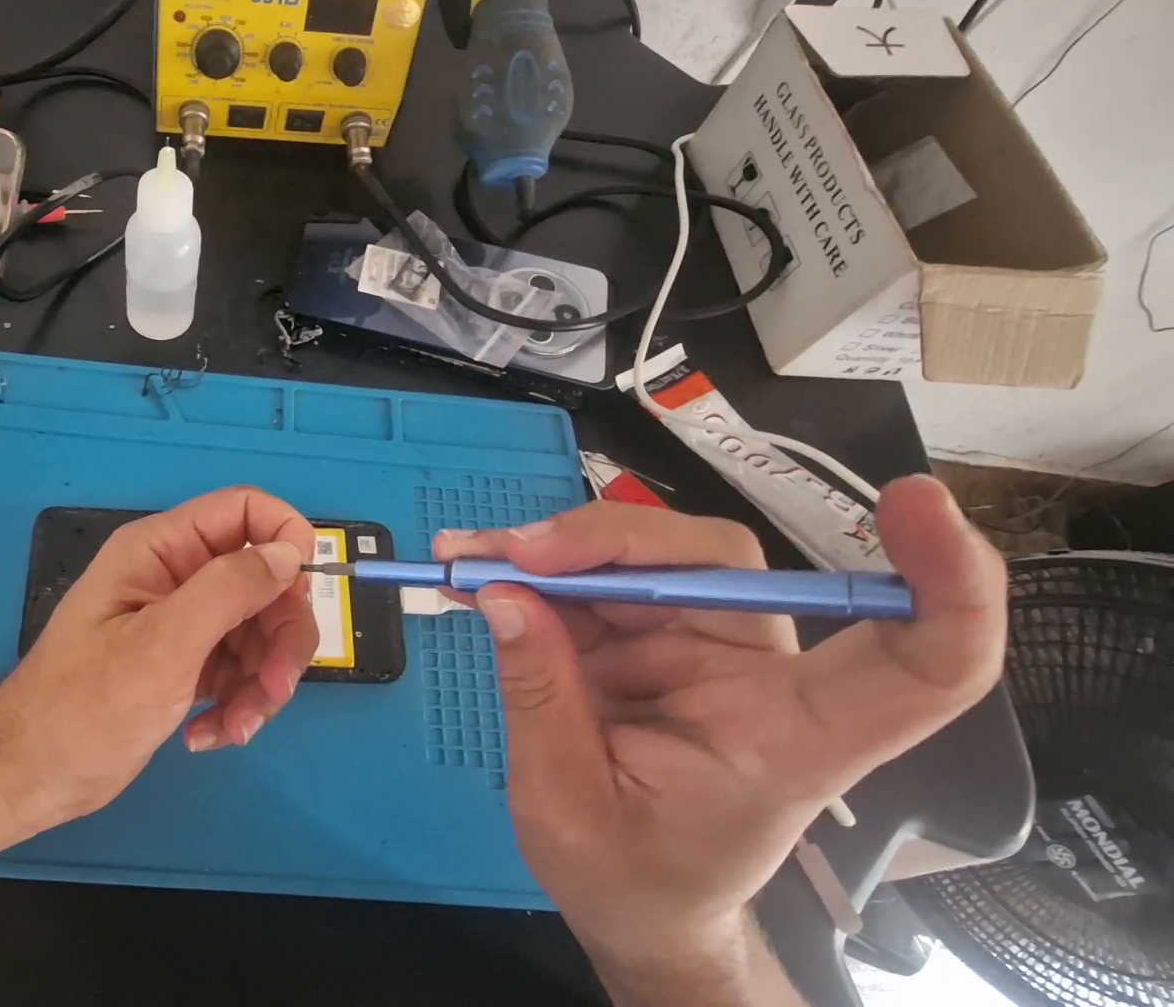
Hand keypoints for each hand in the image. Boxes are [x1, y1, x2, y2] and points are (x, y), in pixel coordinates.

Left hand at [0, 487, 319, 837]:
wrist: (35, 776)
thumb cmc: (86, 705)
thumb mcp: (163, 645)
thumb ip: (228, 589)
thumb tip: (289, 551)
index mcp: (163, 551)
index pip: (244, 511)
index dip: (285, 539)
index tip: (304, 592)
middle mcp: (179, 577)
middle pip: (265, 581)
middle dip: (280, 637)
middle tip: (276, 690)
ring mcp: (186, 622)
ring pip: (261, 632)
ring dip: (262, 683)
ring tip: (235, 728)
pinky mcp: (190, 664)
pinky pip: (241, 669)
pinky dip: (239, 703)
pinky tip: (208, 735)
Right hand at [437, 475, 1005, 991]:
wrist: (629, 904)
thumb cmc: (628, 879)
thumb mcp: (566, 804)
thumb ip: (541, 697)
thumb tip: (505, 594)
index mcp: (790, 736)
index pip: (914, 663)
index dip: (940, 580)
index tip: (914, 500)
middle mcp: (755, 674)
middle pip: (714, 563)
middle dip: (607, 543)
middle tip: (512, 553)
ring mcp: (696, 647)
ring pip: (639, 556)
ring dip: (546, 551)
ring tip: (463, 558)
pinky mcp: (644, 637)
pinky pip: (590, 581)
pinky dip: (529, 572)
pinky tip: (473, 569)